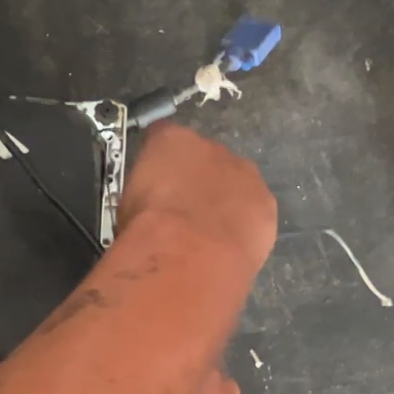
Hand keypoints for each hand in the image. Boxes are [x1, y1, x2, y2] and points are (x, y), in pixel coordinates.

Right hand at [118, 123, 276, 269]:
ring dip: (224, 204)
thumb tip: (144, 204)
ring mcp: (244, 175)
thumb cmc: (144, 226)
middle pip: (205, 160)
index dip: (159, 166)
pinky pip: (254, 213)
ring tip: (208, 237)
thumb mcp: (126, 203)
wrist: (186, 253)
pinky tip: (229, 249)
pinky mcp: (266, 206)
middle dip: (197, 183)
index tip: (154, 189)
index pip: (164, 139)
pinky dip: (244, 226)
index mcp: (171, 140)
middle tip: (183, 215)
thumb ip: (143, 192)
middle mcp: (212, 148)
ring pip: (234, 185)